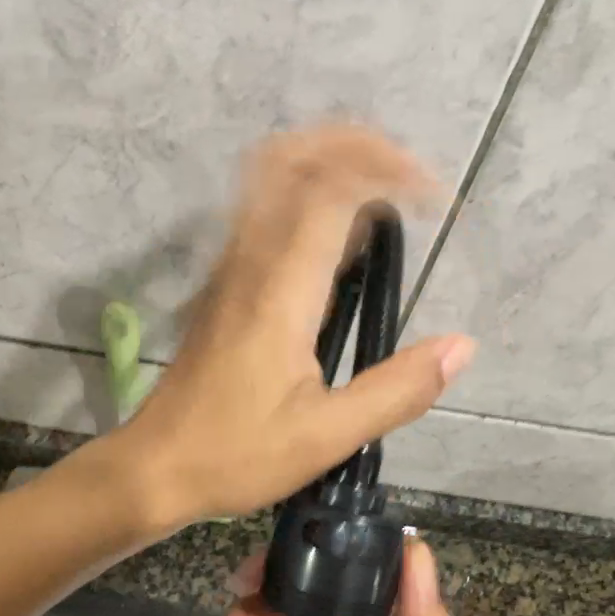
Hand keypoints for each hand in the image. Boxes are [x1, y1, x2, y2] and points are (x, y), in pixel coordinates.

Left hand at [101, 126, 474, 529]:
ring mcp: (227, 272)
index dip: (390, 173)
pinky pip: (261, 216)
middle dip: (354, 147)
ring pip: (268, 181)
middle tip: (408, 178)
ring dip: (327, 167)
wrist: (153, 468)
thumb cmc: (235, 455)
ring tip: (384, 200)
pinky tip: (339, 247)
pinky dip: (304, 202)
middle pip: (290, 159)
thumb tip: (461, 346)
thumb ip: (396, 390)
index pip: (332, 189)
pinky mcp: (221, 289)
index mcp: (279, 291)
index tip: (439, 204)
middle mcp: (248, 264)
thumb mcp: (325, 436)